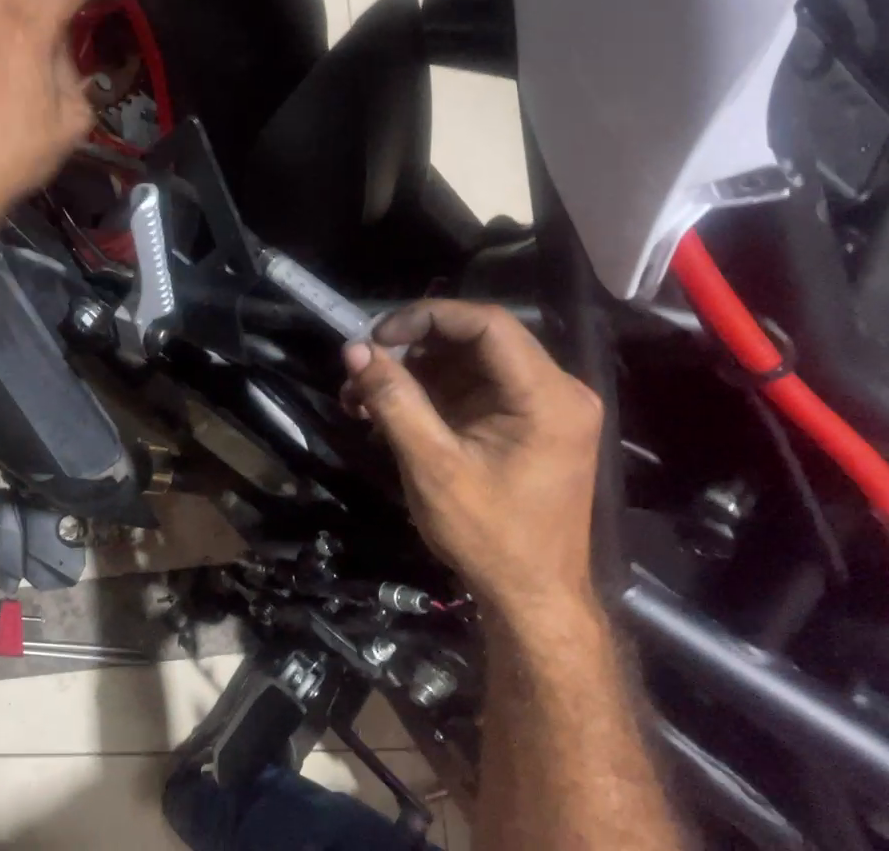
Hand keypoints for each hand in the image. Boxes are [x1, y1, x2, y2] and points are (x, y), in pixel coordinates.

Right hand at [341, 300, 604, 616]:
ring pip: (464, 362)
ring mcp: (539, 407)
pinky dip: (424, 393)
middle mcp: (554, 390)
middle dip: (409, 349)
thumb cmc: (488, 532)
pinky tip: (383, 412)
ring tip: (360, 398)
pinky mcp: (520, 423)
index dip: (425, 317)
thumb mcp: (431, 464)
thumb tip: (355, 349)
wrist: (530, 592)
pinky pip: (467, 388)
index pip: (487, 324)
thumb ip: (393, 400)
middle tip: (359, 371)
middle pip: (474, 340)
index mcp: (547, 396)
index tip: (375, 338)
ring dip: (409, 373)